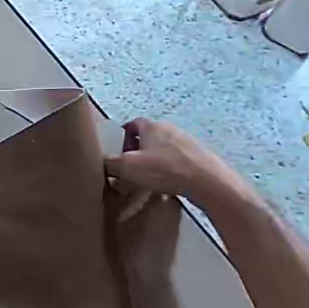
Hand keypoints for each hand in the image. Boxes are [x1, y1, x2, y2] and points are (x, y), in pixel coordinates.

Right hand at [104, 118, 250, 207]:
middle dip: (139, 151)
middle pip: (149, 136)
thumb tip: (103, 163)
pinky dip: (171, 168)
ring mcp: (187, 141)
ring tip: (151, 179)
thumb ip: (110, 164)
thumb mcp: (128, 167)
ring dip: (156, 161)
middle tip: (133, 170)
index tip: (120, 155)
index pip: (133, 124)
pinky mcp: (199, 155)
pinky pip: (179, 159)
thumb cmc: (164, 170)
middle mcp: (170, 128)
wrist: (205, 180)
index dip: (124, 138)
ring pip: (165, 148)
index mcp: (152, 126)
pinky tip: (170, 184)